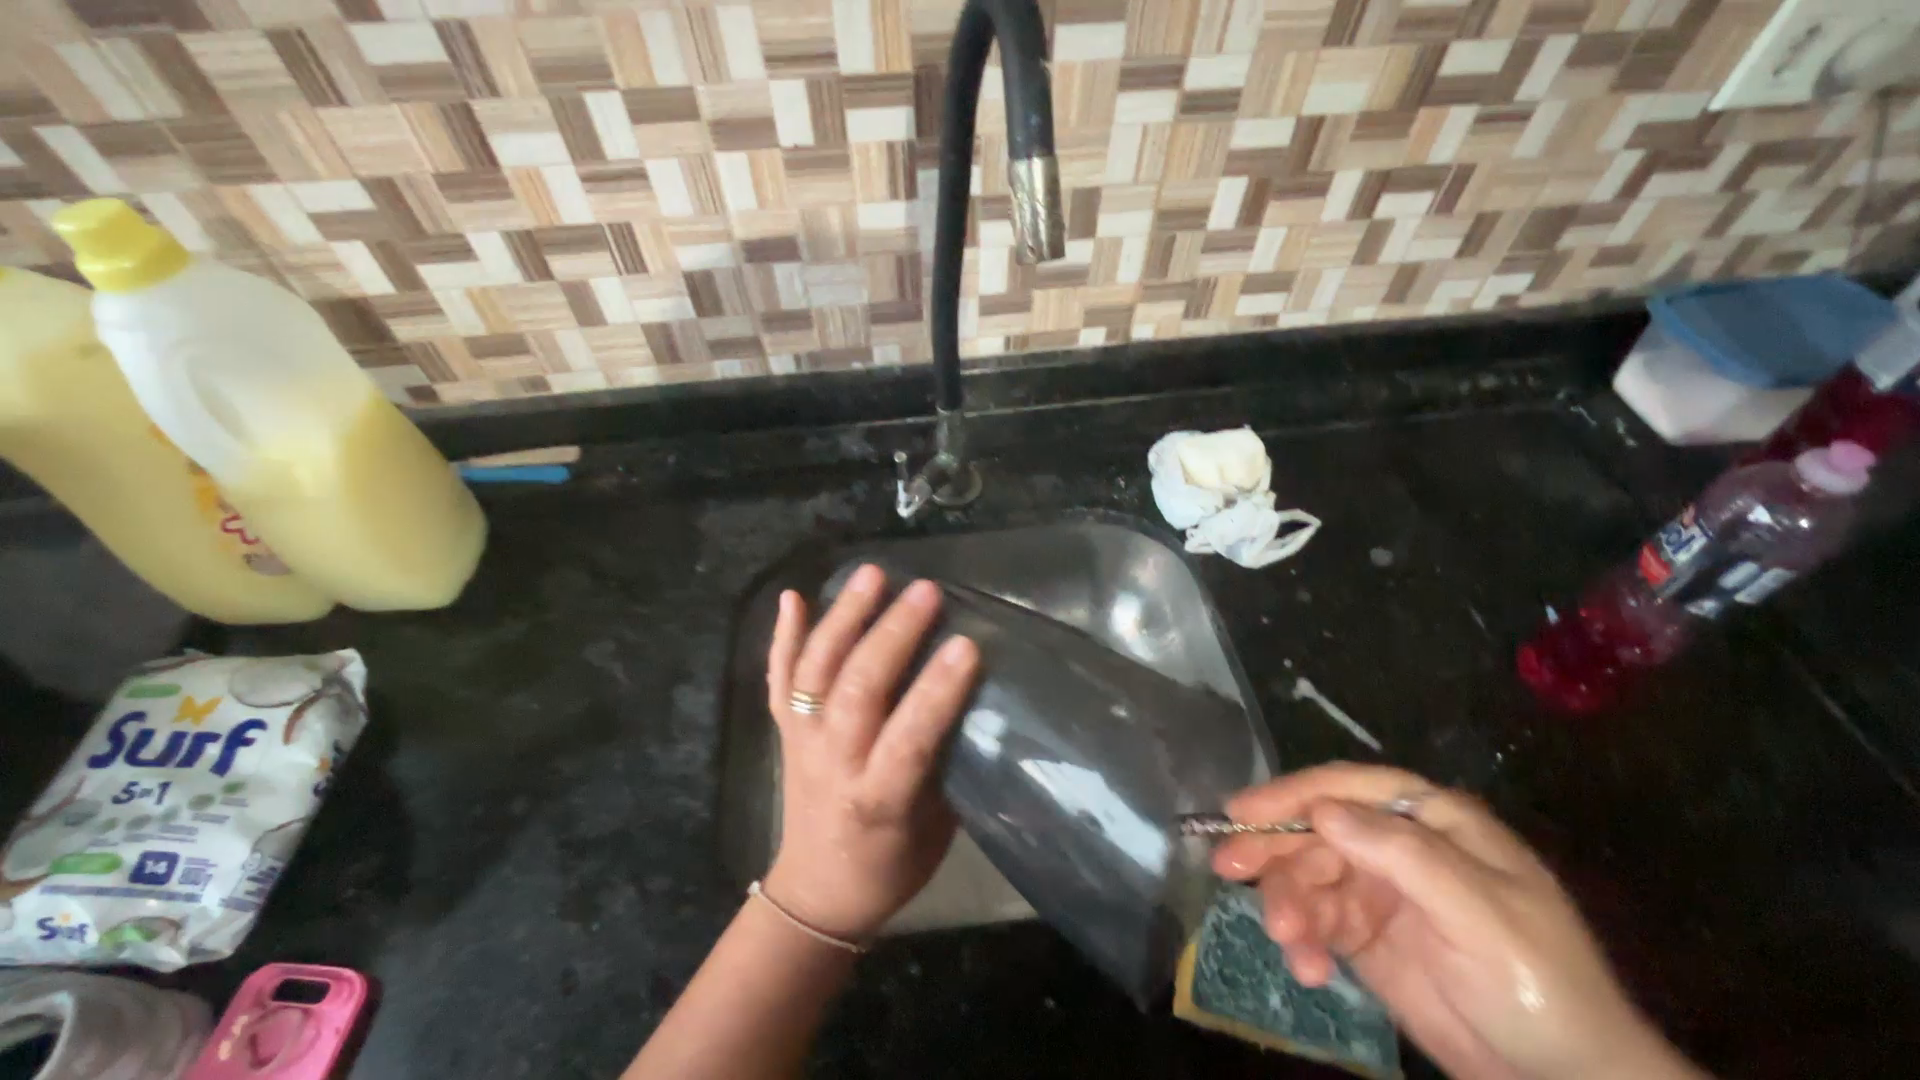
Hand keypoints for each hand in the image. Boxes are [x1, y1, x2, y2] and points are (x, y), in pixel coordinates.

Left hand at [760, 565, 980, 941]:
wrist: (817, 893)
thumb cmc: (891, 866)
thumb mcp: (935, 828)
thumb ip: (946, 764)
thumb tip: (974, 700)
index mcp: (878, 799)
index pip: (908, 738)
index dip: (937, 691)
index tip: (968, 644)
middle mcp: (833, 764)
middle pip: (857, 691)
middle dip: (892, 636)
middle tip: (926, 592)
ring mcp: (801, 743)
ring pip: (815, 673)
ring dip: (843, 618)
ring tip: (872, 574)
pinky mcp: (784, 733)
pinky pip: (778, 680)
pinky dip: (783, 637)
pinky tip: (793, 596)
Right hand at [1214, 764, 1705, 1079]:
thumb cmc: (1536, 983)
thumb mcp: (1477, 913)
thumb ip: (1402, 855)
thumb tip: (1322, 810)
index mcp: (1437, 824)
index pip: (1355, 789)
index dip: (1295, 793)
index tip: (1243, 812)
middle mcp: (1401, 848)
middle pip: (1321, 832)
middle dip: (1276, 849)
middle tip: (1228, 866)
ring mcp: (1381, 894)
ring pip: (1311, 878)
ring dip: (1289, 904)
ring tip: (1286, 941)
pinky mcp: (1366, 939)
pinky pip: (1316, 923)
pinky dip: (1303, 941)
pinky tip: (1306, 968)